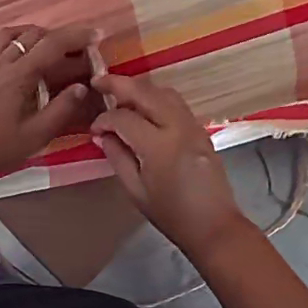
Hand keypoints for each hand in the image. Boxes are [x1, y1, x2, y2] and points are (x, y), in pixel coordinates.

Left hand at [0, 25, 97, 186]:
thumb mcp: (35, 136)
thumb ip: (61, 110)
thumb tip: (81, 87)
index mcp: (18, 76)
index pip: (52, 45)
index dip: (77, 36)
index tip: (98, 35)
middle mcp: (2, 64)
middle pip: (35, 35)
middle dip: (62, 36)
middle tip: (81, 49)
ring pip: (15, 35)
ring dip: (39, 35)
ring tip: (55, 49)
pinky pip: (1, 45)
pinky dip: (20, 41)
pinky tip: (27, 58)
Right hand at [89, 74, 247, 257]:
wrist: (214, 225)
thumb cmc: (171, 215)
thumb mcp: (136, 191)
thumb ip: (118, 158)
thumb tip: (103, 136)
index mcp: (159, 146)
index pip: (124, 118)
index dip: (104, 120)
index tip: (94, 129)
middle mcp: (178, 127)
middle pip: (146, 92)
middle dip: (119, 84)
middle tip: (98, 82)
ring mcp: (193, 126)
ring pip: (164, 92)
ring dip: (141, 89)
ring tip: (121, 96)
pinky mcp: (201, 130)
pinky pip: (176, 103)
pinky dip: (157, 98)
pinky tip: (145, 108)